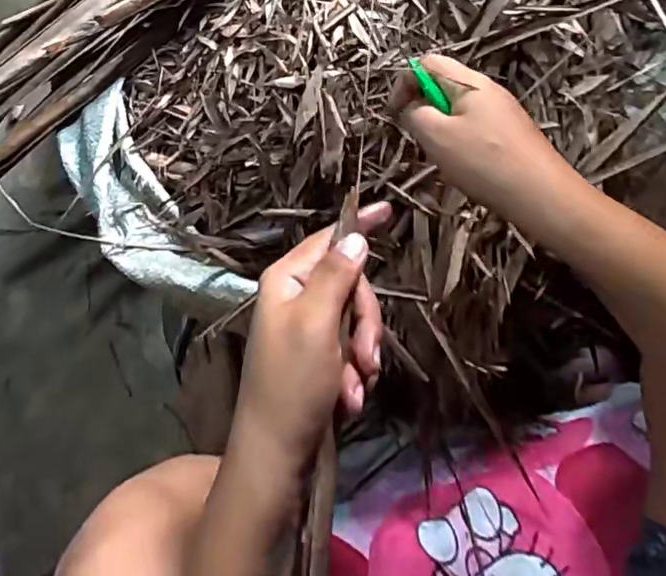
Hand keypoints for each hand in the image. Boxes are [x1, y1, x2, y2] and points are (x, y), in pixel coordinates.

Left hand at [231, 202, 391, 480]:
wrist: (277, 455)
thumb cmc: (292, 383)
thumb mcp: (316, 323)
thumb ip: (336, 277)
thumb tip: (355, 237)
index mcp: (285, 278)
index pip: (327, 240)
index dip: (358, 226)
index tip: (388, 210)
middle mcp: (294, 296)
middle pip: (349, 285)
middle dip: (364, 322)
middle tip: (365, 357)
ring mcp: (306, 328)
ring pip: (355, 320)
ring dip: (362, 354)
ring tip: (353, 387)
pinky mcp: (317, 357)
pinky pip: (350, 351)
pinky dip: (355, 375)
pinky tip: (347, 399)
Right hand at [391, 53, 566, 212]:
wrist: (545, 198)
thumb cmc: (485, 162)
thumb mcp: (436, 136)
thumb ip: (414, 114)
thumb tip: (411, 108)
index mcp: (470, 83)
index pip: (426, 62)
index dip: (404, 83)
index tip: (396, 114)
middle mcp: (489, 90)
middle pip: (442, 86)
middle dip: (423, 109)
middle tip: (421, 138)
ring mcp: (503, 113)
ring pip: (457, 111)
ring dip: (441, 130)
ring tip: (444, 157)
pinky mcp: (512, 135)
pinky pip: (475, 129)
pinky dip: (461, 144)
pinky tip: (467, 169)